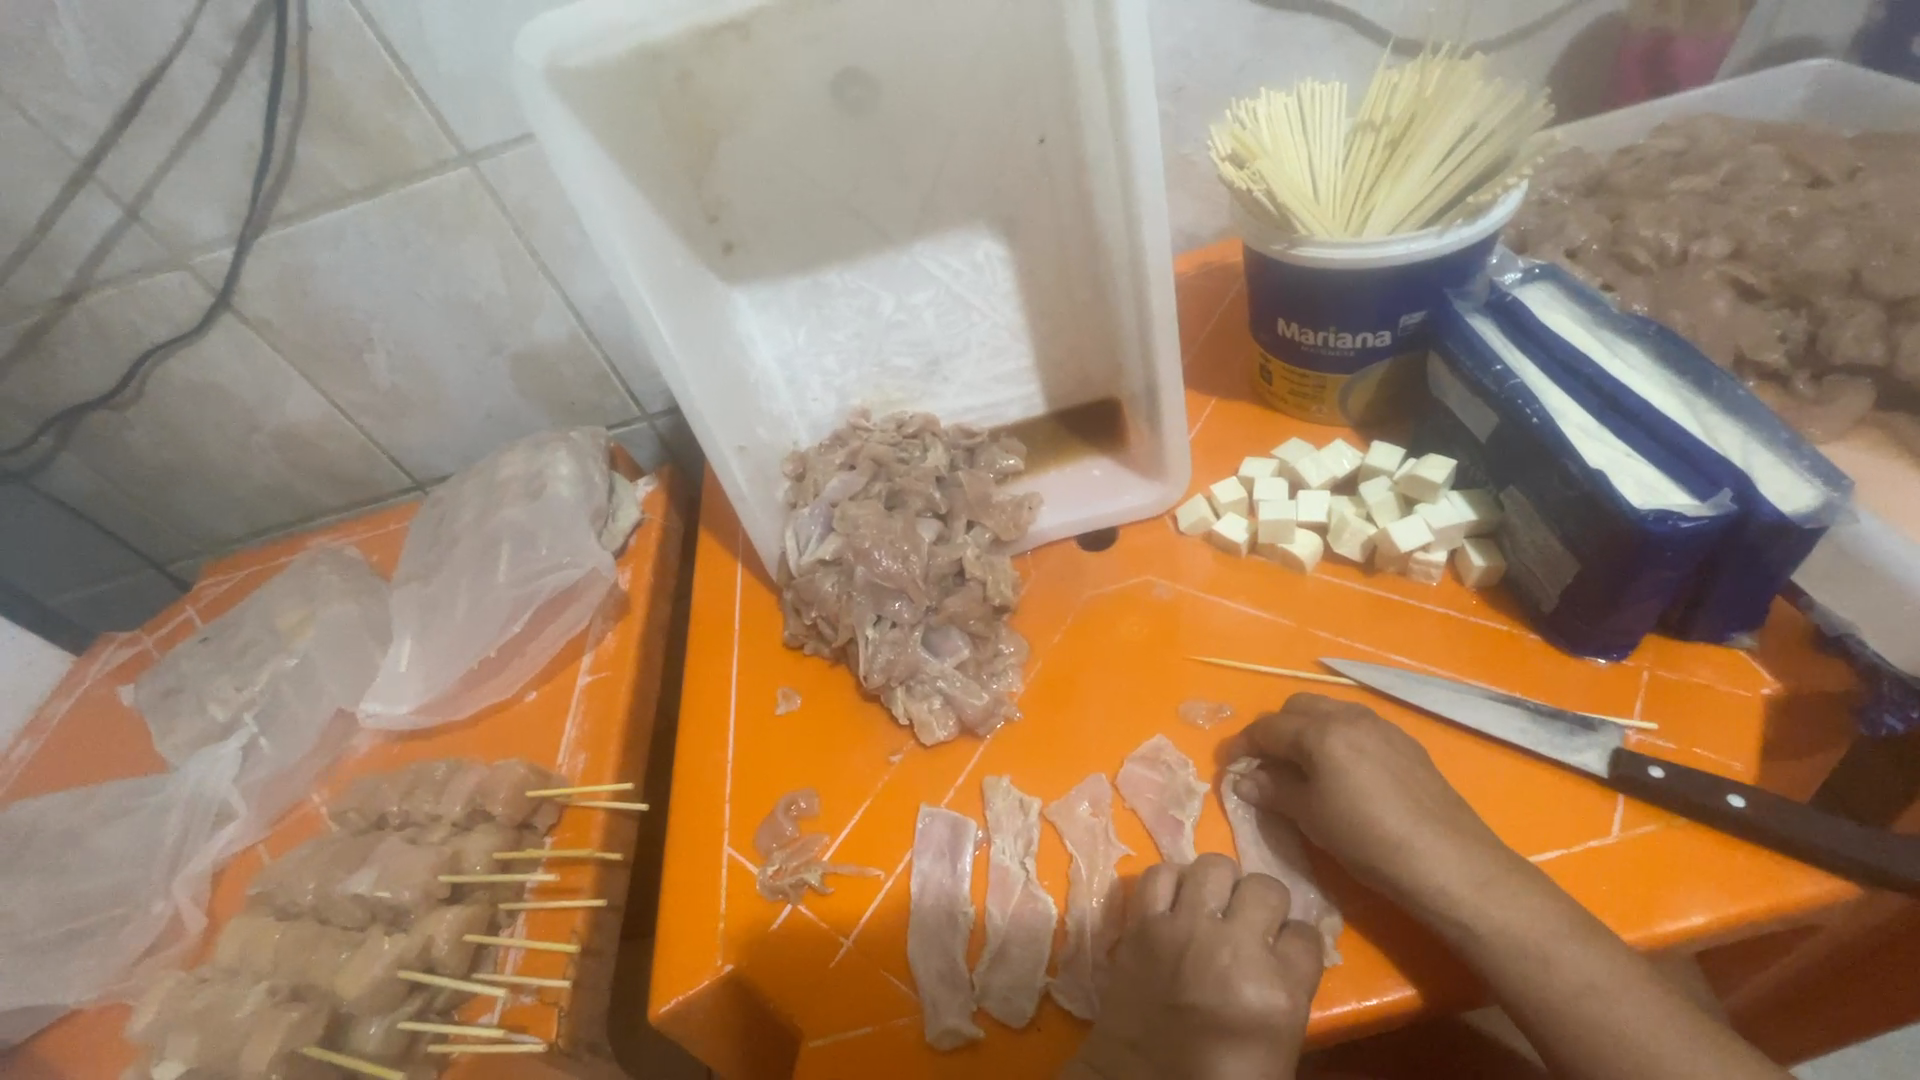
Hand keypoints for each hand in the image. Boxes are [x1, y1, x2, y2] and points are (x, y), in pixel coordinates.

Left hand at [1067, 854, 1322, 1079]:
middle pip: (1265, 888)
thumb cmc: (1221, 1077)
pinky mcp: (1141, 924)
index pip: (1307, 935)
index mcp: (1278, 991)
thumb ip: (1287, 990)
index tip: (1285, 948)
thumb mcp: (1279, 1045)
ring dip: (1220, 883)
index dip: (1296, 939)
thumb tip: (1286, 952)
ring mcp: (1183, 930)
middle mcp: (1234, 948)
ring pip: (1214, 866)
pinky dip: (1171, 880)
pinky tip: (1176, 899)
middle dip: (1263, 903)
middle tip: (1249, 921)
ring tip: (1213, 903)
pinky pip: (1160, 874)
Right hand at [1222, 693, 1528, 922]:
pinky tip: (1343, 775)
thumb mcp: (1311, 818)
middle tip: (1267, 765)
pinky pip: (1358, 728)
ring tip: (1303, 769)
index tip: (1229, 766)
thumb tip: (1244, 780)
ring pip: (1331, 713)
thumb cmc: (1369, 840)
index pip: (1267, 727)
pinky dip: (1338, 739)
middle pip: (1298, 708)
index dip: (1242, 745)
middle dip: (1276, 730)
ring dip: (1308, 731)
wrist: (1452, 864)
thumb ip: (1274, 791)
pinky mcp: (1407, 745)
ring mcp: (1383, 727)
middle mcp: (1350, 717)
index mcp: (1320, 731)